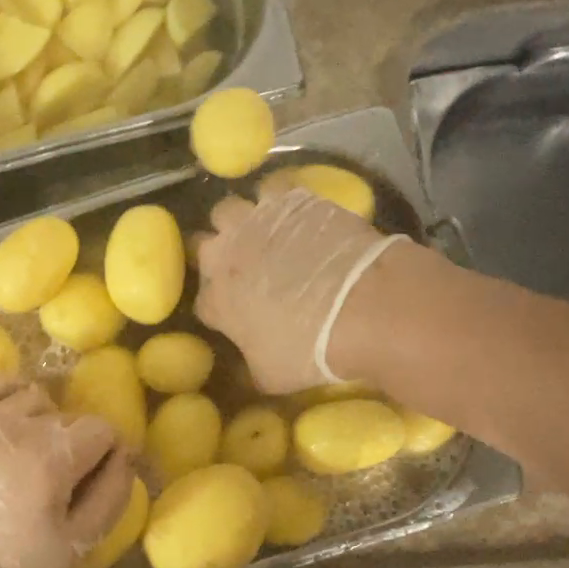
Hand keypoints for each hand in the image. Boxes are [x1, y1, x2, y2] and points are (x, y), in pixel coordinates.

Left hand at [0, 376, 134, 567]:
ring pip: (33, 397)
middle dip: (74, 441)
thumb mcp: (80, 539)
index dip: (105, 452)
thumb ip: (112, 493)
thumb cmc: (21, 556)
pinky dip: (5, 390)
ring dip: (42, 417)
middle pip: (68, 415)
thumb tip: (126, 453)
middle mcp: (20, 428)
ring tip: (34, 447)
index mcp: (54, 457)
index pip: (102, 428)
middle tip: (61, 474)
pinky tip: (13, 409)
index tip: (92, 476)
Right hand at [194, 186, 407, 393]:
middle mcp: (225, 255)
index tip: (234, 311)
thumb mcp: (269, 376)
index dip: (218, 303)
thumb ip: (248, 365)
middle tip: (240, 265)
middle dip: (216, 252)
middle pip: (201, 242)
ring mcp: (258, 222)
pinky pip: (274, 191)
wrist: (366, 307)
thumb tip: (244, 366)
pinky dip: (279, 201)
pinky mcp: (295, 200)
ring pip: (229, 208)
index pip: (202, 298)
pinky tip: (295, 215)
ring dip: (240, 219)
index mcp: (215, 300)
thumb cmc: (310, 350)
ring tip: (261, 232)